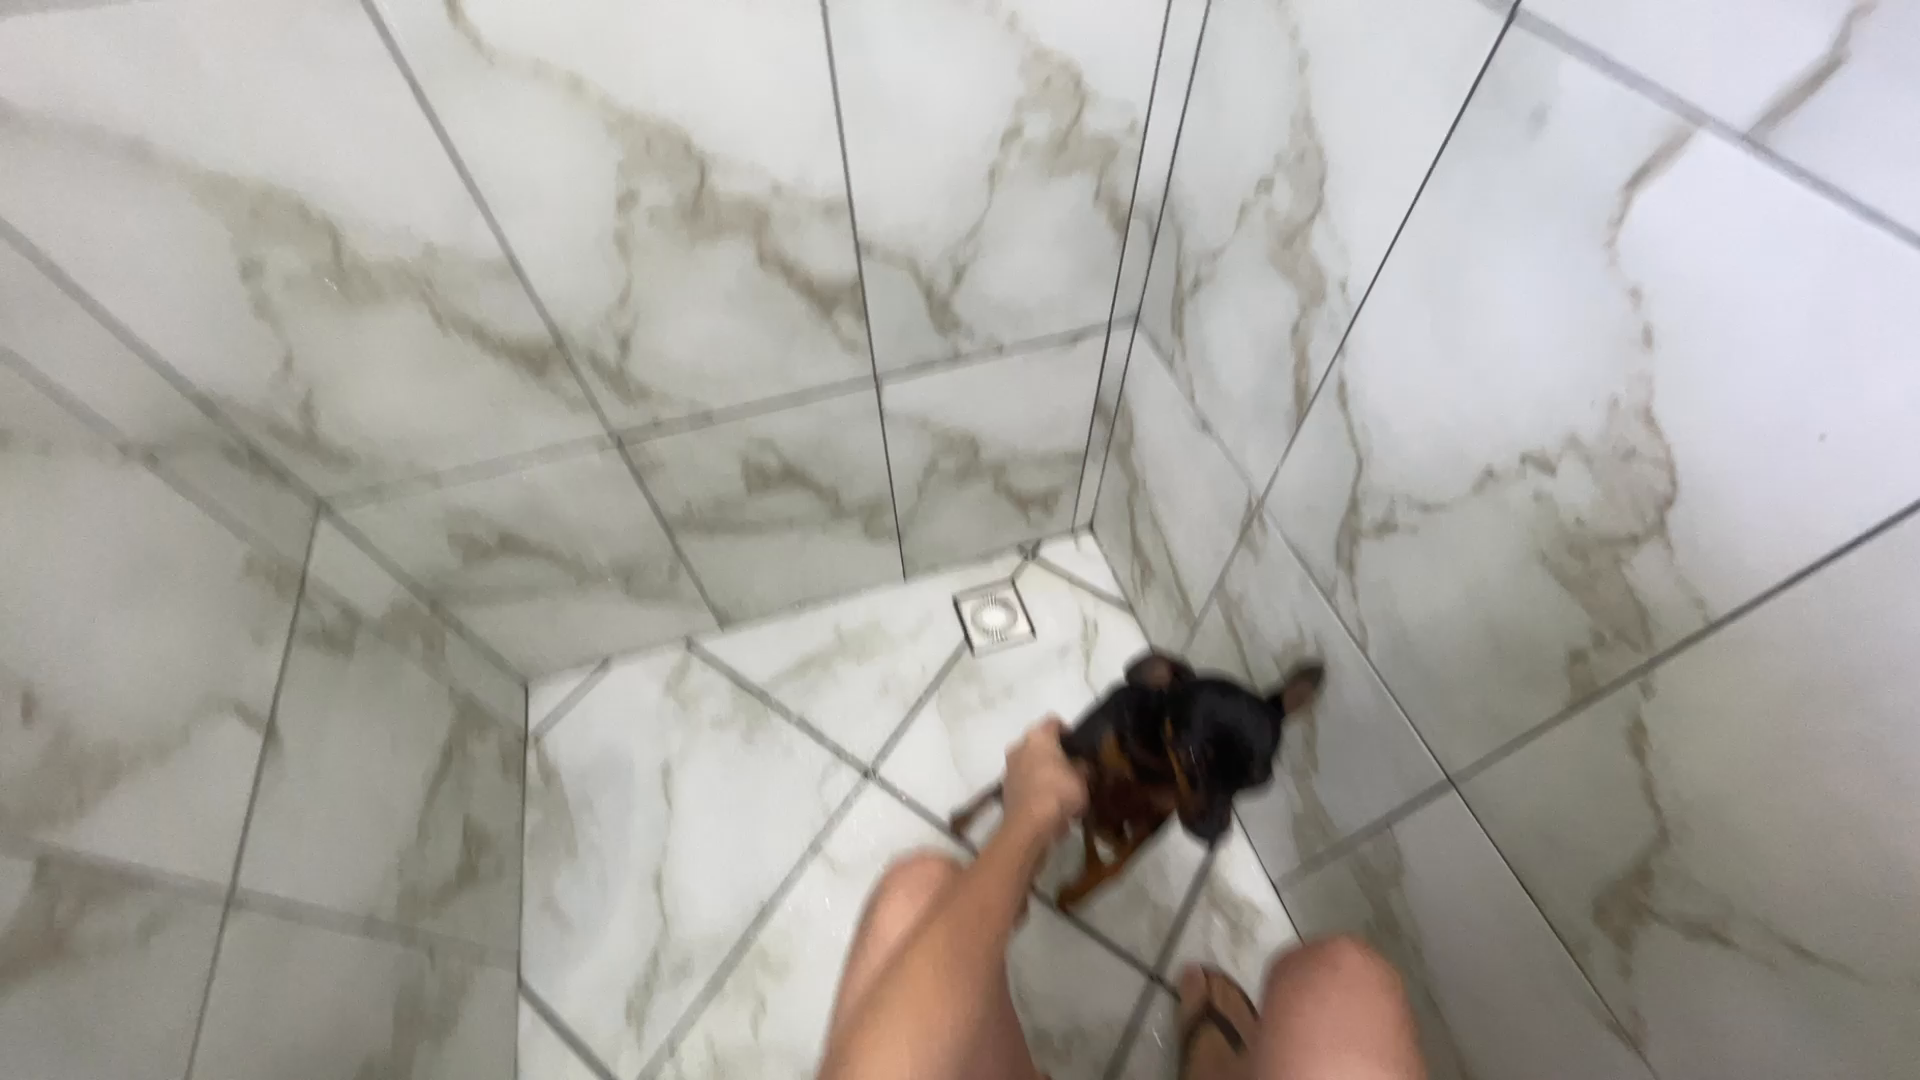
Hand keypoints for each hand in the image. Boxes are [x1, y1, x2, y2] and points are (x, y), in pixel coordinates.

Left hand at [1000, 716, 1089, 845]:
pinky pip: (1024, 780)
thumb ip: (1083, 767)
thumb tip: (1080, 765)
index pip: (1053, 721)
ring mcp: (1009, 767)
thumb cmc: (1059, 792)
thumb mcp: (1083, 779)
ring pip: (1029, 762)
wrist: (1029, 825)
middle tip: (1071, 766)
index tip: (1078, 745)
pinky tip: (1048, 801)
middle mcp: (1019, 746)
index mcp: (1038, 737)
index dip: (1067, 731)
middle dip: (1053, 752)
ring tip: (1060, 787)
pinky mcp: (1005, 787)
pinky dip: (1034, 786)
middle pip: (1039, 742)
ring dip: (1042, 770)